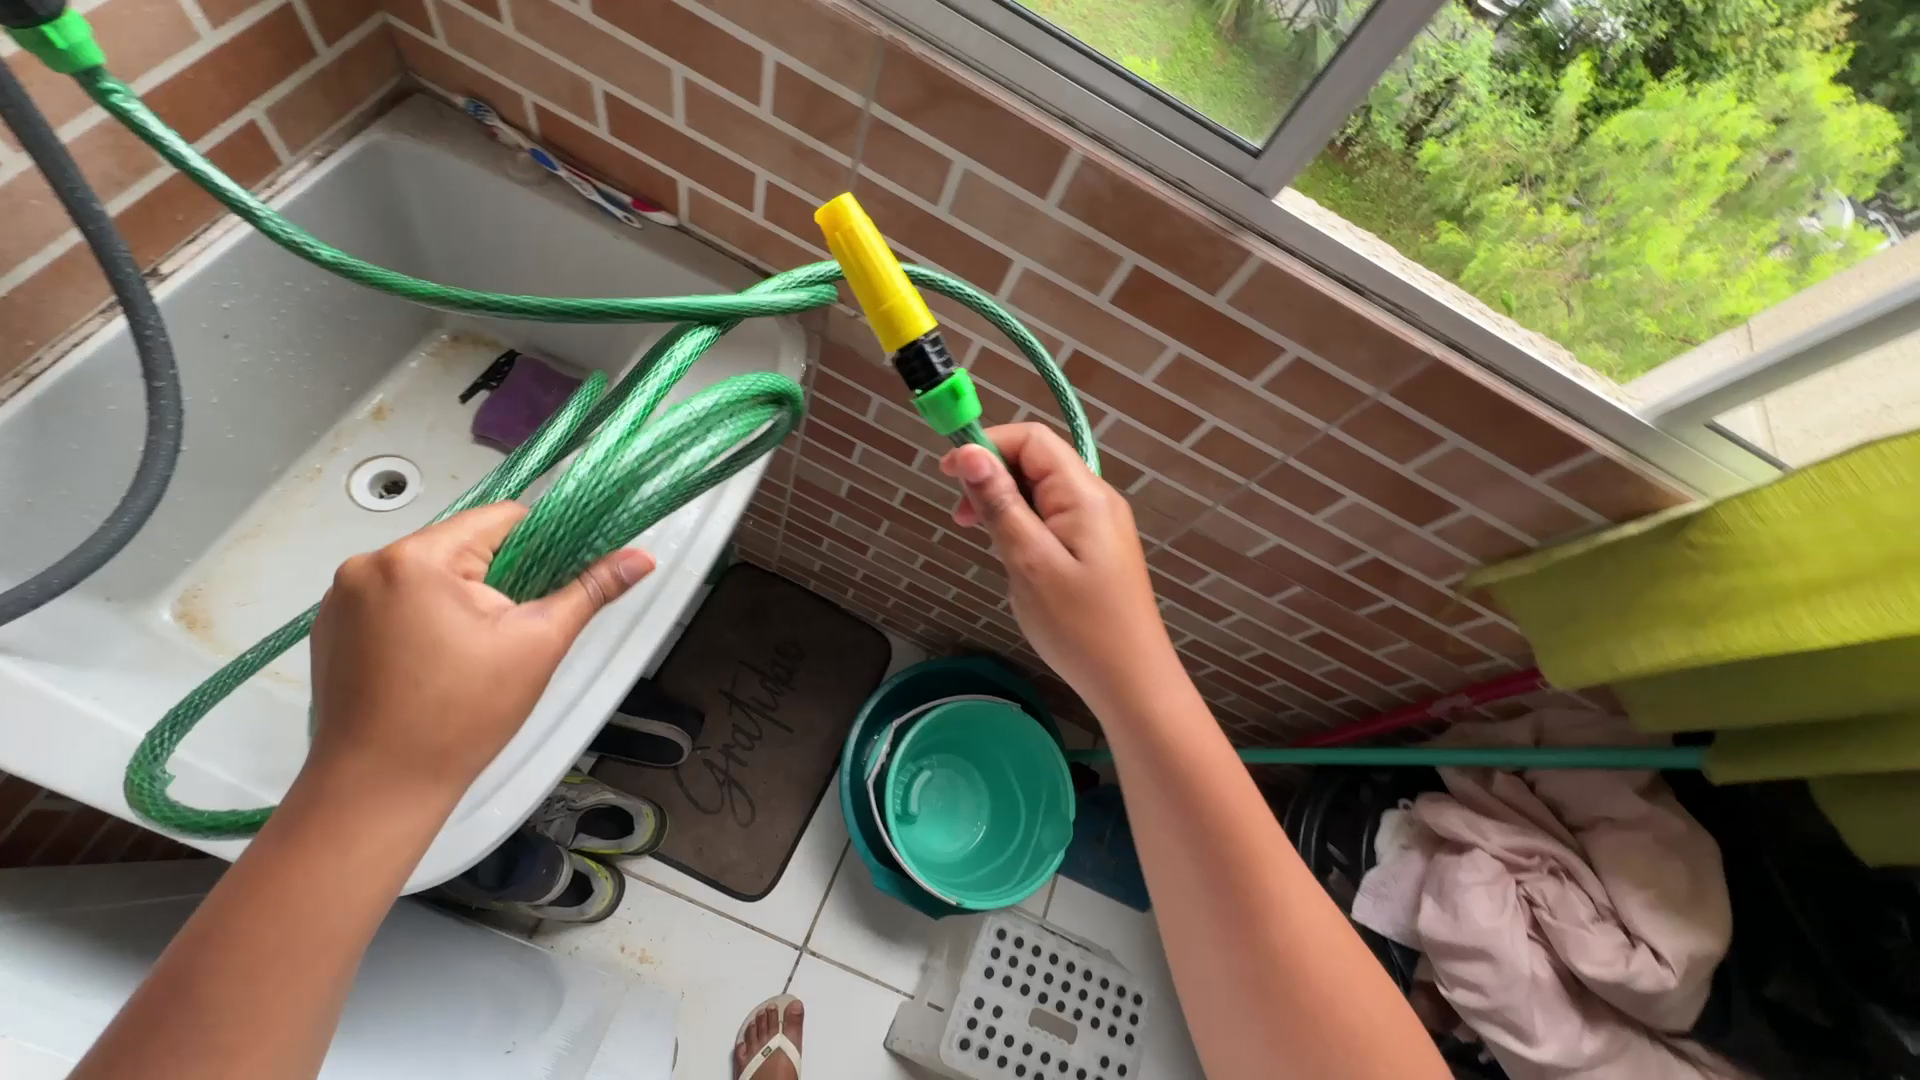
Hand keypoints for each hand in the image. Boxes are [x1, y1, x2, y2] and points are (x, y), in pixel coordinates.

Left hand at [306, 502, 653, 798]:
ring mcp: (342, 596)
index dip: (543, 544)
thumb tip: (641, 558)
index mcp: (419, 559)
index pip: (502, 519)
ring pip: (432, 573)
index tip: (557, 582)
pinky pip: (396, 598)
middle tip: (517, 628)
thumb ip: (591, 590)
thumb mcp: (540, 643)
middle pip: (464, 545)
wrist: (379, 787)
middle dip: (500, 577)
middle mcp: (369, 564)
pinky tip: (440, 659)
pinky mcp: (332, 626)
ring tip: (477, 649)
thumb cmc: (461, 716)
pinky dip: (426, 615)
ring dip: (462, 596)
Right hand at [940, 424, 1177, 709]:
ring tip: (981, 538)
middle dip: (993, 477)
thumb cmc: (1079, 626)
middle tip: (961, 518)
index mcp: (1084, 494)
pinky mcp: (1095, 549)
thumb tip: (969, 452)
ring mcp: (1099, 525)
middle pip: (1037, 462)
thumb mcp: (1030, 562)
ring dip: (1005, 505)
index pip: (1032, 440)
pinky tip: (1010, 555)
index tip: (948, 473)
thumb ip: (1001, 504)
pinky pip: (1052, 520)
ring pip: (1042, 493)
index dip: (988, 444)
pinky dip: (1023, 526)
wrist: (1131, 683)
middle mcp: (1096, 499)